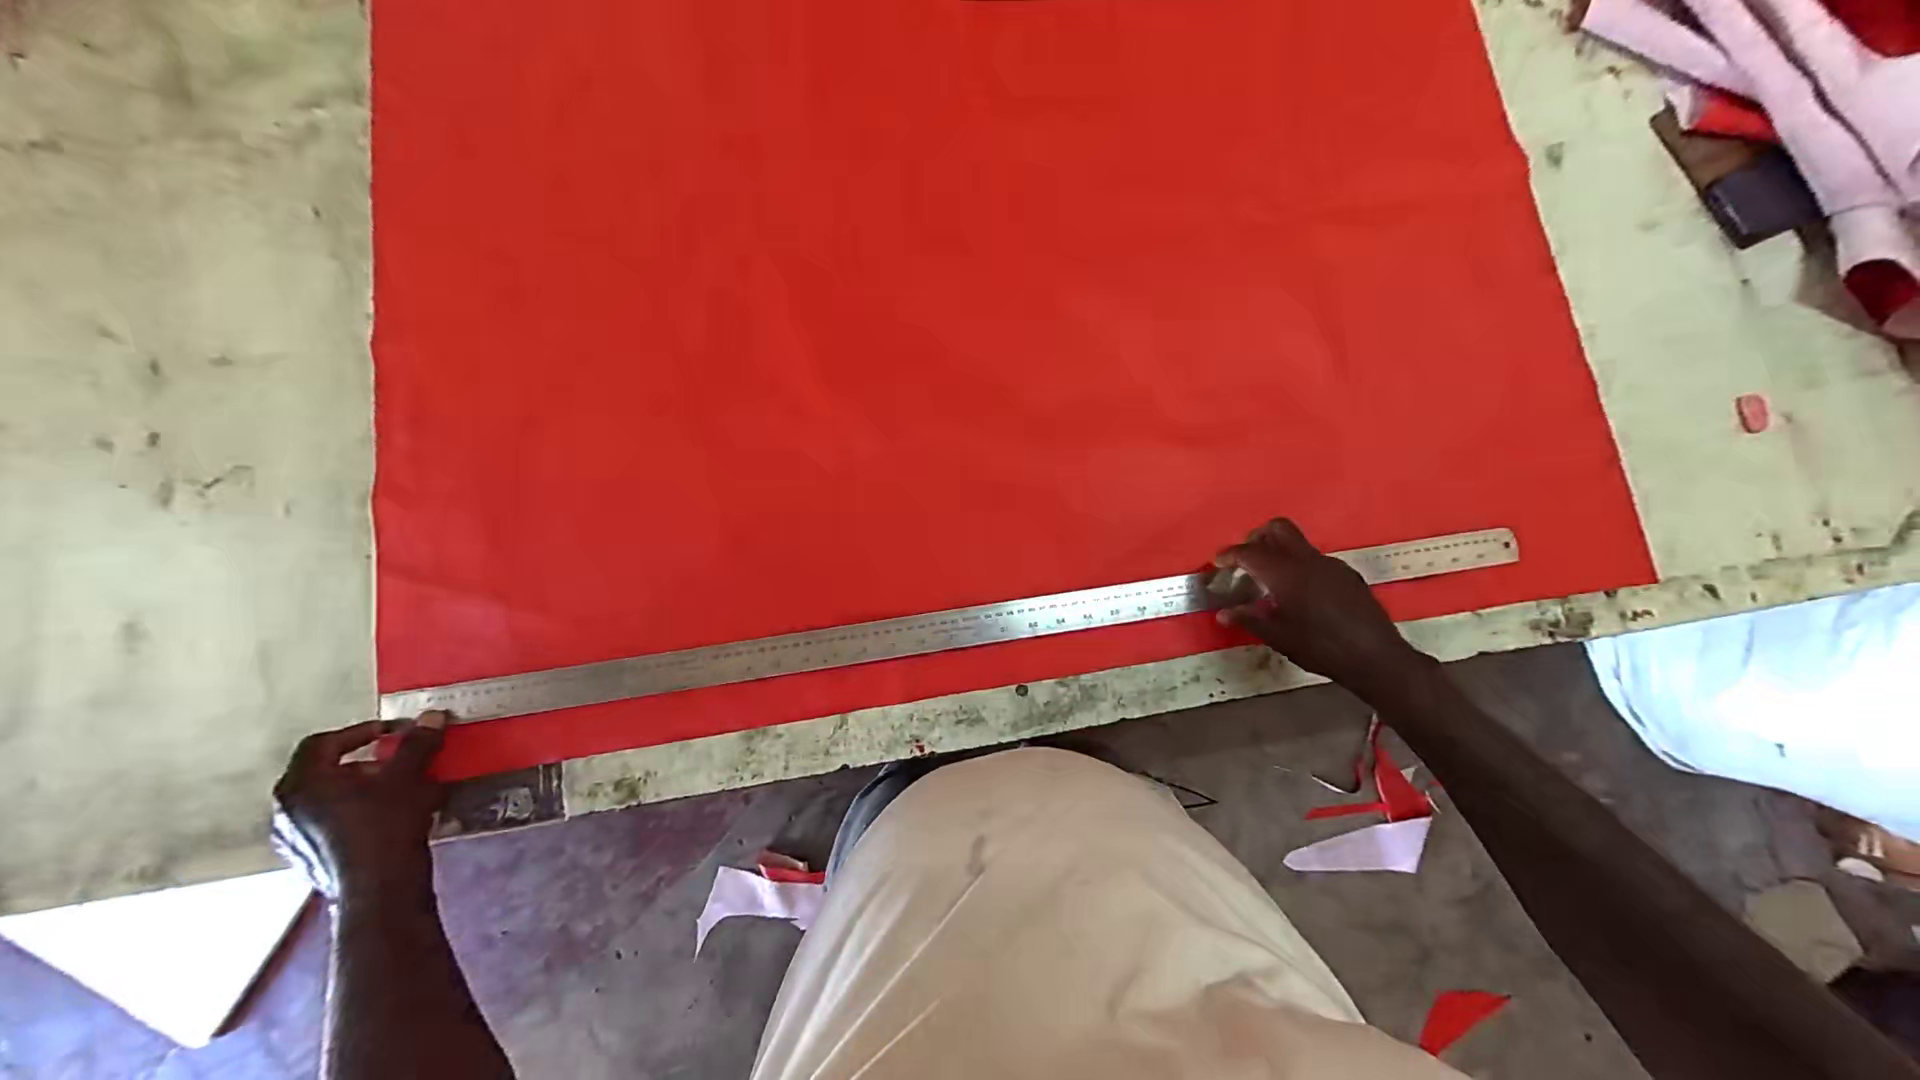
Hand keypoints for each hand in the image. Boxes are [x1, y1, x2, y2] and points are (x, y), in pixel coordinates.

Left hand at [271, 712, 447, 900]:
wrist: (377, 887)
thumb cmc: (387, 822)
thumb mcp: (409, 776)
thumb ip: (417, 744)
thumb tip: (431, 717)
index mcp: (302, 782)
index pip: (323, 742)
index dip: (360, 731)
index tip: (392, 732)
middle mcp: (287, 808)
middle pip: (324, 771)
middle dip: (365, 763)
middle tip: (398, 763)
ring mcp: (292, 837)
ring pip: (328, 799)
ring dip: (362, 789)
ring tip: (399, 791)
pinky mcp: (307, 858)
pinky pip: (330, 823)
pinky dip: (357, 813)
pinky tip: (387, 819)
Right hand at [1213, 518, 1428, 693]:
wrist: (1376, 658)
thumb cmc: (1320, 648)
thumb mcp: (1277, 637)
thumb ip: (1249, 619)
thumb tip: (1224, 613)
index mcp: (1286, 574)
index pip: (1250, 552)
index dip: (1230, 554)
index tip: (1218, 562)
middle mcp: (1308, 561)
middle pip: (1278, 529)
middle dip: (1257, 537)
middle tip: (1246, 558)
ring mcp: (1331, 565)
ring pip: (1298, 543)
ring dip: (1279, 552)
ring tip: (1270, 581)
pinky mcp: (1348, 575)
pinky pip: (1315, 560)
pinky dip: (1299, 567)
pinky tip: (1300, 594)